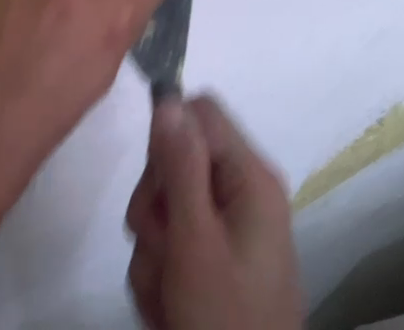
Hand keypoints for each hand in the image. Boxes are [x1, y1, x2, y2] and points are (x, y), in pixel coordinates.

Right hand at [125, 97, 302, 329]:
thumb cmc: (224, 317)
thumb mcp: (195, 241)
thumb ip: (180, 166)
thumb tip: (168, 97)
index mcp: (250, 177)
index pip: (198, 112)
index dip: (166, 138)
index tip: (156, 186)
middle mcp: (243, 192)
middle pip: (174, 160)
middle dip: (153, 206)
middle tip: (162, 248)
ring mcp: (231, 226)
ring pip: (165, 205)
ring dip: (152, 247)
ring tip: (168, 290)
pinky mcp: (219, 255)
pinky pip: (172, 240)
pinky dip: (161, 270)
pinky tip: (171, 303)